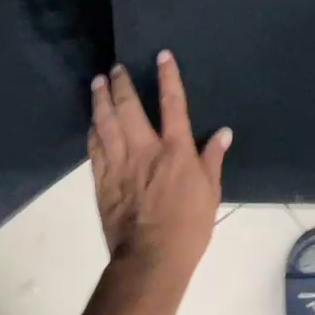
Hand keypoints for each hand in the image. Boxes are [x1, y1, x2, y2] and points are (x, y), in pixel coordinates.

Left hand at [88, 50, 230, 275]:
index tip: (161, 56)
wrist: (151, 258)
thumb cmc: (188, 227)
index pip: (173, 104)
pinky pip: (95, 148)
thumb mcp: (210, 192)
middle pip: (130, 107)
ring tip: (97, 83)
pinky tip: (91, 122)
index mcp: (175, 150)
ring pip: (106, 123)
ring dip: (100, 100)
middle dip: (122, 84)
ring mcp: (120, 164)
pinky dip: (93, 131)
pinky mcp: (102, 181)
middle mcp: (145, 150)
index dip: (168, 77)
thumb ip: (213, 158)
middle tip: (115, 67)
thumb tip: (223, 132)